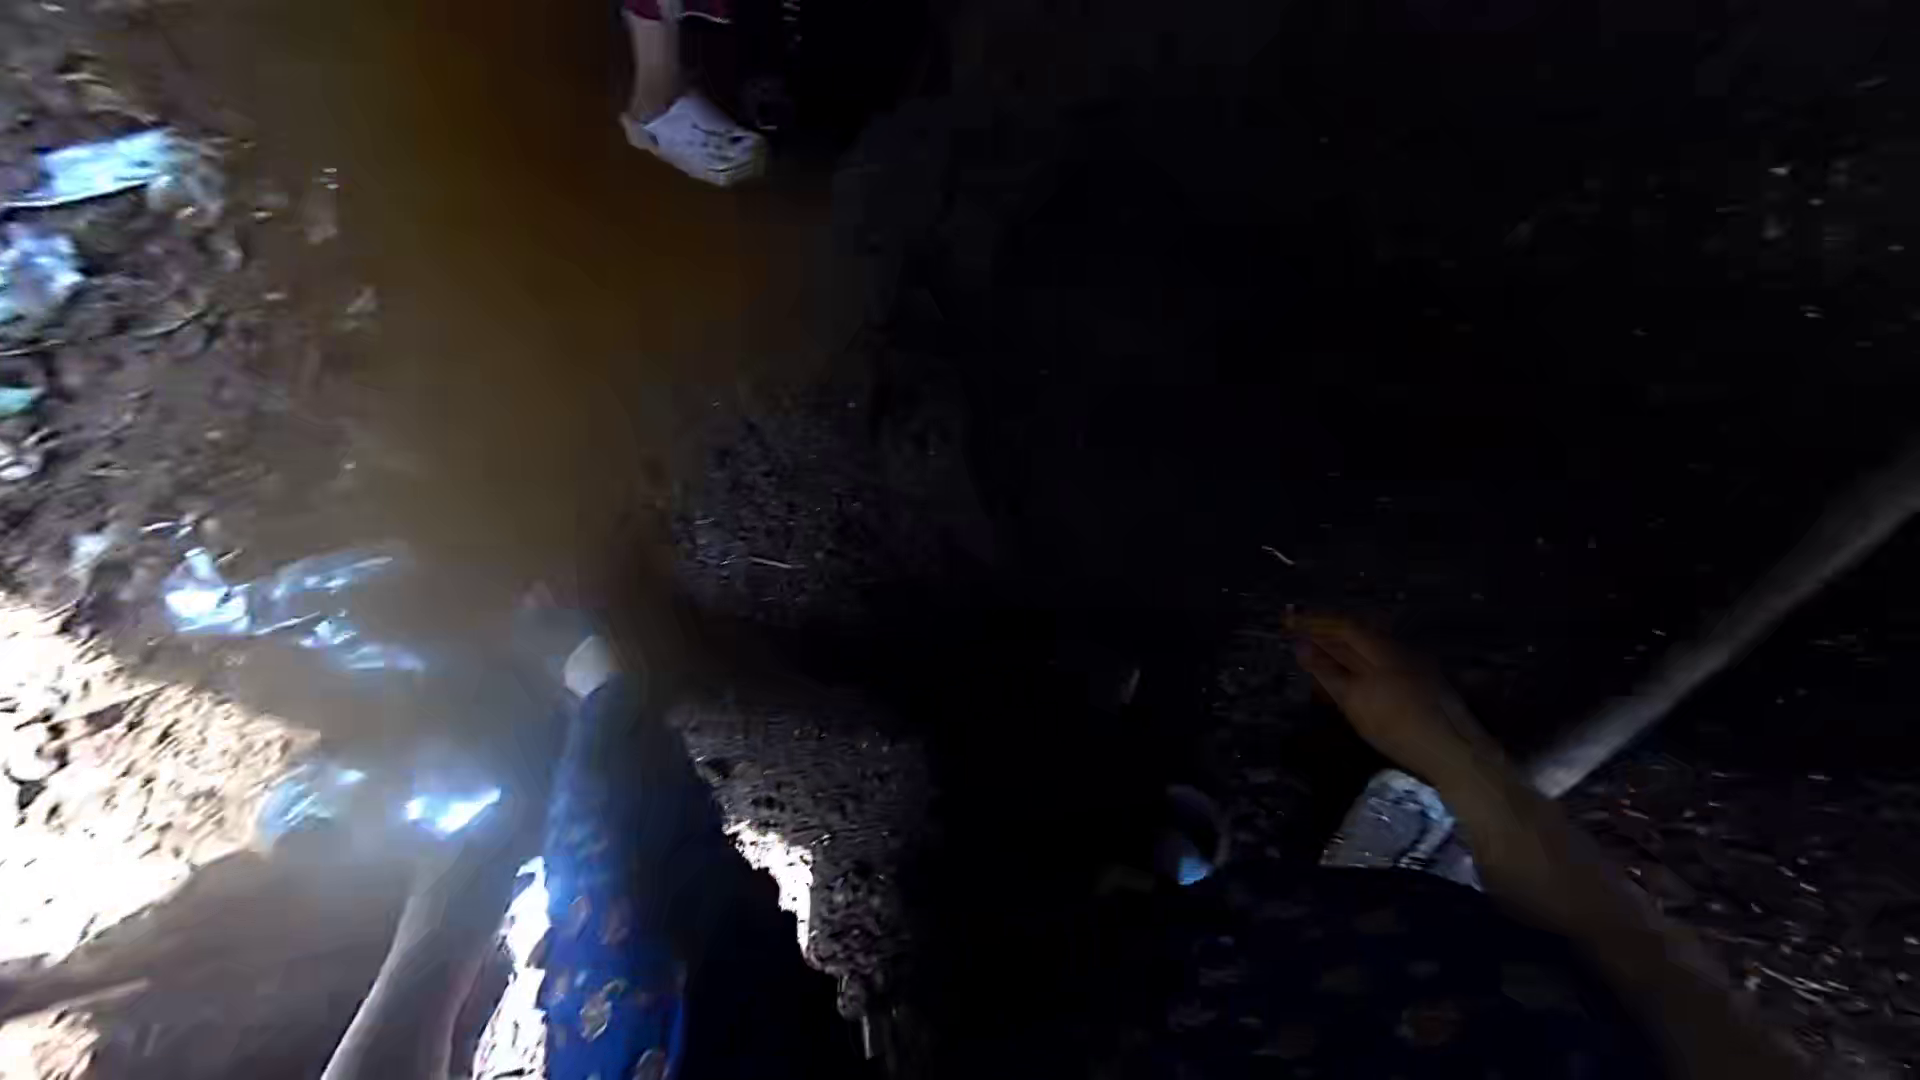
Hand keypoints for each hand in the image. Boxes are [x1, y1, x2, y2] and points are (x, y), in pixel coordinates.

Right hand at [1292, 615, 1502, 787]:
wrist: (1456, 755)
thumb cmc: (1398, 727)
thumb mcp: (1353, 700)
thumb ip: (1325, 670)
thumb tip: (1300, 645)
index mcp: (1383, 649)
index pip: (1343, 625)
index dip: (1314, 621)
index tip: (1289, 620)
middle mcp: (1400, 649)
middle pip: (1357, 632)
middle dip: (1326, 631)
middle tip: (1298, 633)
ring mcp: (1414, 664)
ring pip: (1370, 646)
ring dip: (1341, 645)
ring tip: (1318, 651)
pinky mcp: (1422, 680)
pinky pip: (1381, 658)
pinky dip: (1358, 658)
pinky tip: (1348, 670)